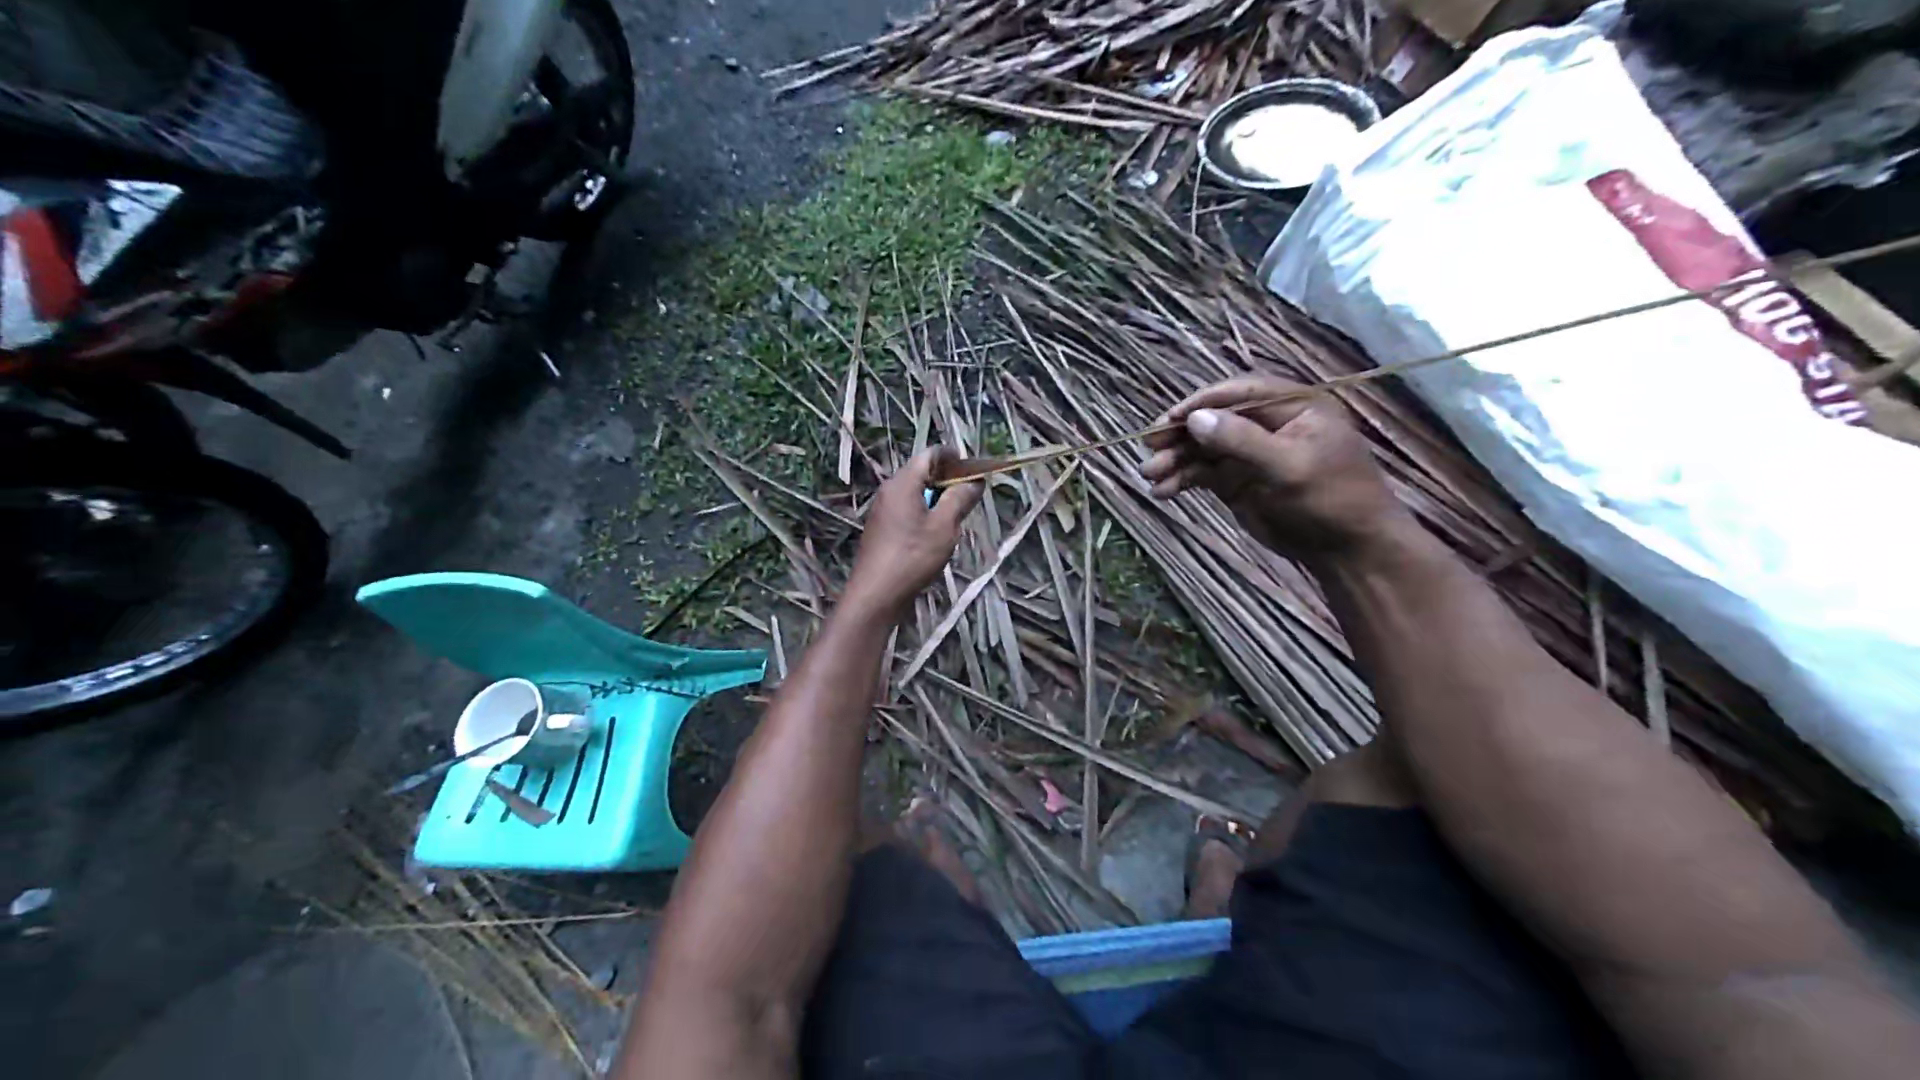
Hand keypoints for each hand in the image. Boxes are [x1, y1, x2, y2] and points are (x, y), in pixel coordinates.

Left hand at [843, 449, 982, 618]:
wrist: (875, 594)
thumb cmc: (912, 557)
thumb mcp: (944, 527)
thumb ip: (960, 499)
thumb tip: (975, 481)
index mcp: (902, 483)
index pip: (930, 455)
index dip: (954, 458)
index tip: (975, 471)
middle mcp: (888, 490)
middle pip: (921, 473)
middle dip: (947, 480)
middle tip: (969, 497)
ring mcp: (882, 510)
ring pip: (914, 493)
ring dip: (936, 499)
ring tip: (955, 517)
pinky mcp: (881, 528)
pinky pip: (906, 510)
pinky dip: (923, 513)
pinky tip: (934, 534)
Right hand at [1138, 375, 1413, 562]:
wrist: (1346, 549)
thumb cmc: (1332, 499)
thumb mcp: (1290, 466)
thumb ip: (1242, 441)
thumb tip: (1196, 418)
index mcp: (1291, 406)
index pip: (1238, 392)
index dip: (1201, 403)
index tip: (1168, 420)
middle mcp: (1266, 424)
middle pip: (1213, 420)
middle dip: (1180, 435)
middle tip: (1149, 447)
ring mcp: (1248, 454)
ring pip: (1202, 449)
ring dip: (1174, 461)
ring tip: (1149, 476)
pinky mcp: (1236, 481)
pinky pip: (1201, 474)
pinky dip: (1181, 481)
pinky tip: (1162, 492)